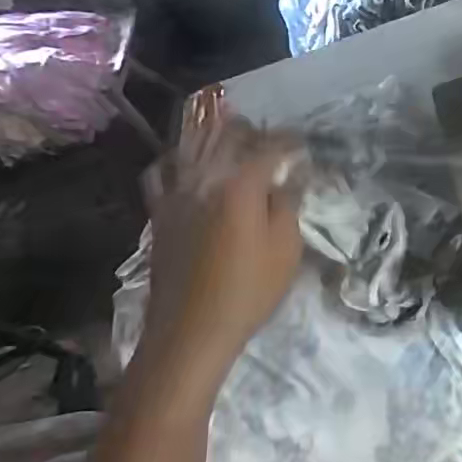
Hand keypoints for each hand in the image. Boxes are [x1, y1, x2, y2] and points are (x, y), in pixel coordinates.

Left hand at [138, 139, 305, 381]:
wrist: (191, 330)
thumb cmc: (248, 291)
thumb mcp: (286, 250)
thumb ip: (288, 204)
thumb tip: (292, 176)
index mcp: (240, 185)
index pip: (268, 147)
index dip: (288, 142)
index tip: (302, 146)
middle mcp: (204, 178)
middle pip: (227, 135)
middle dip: (253, 132)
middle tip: (272, 143)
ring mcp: (176, 192)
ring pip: (192, 144)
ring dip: (216, 135)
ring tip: (234, 141)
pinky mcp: (159, 211)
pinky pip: (161, 171)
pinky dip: (176, 159)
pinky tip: (189, 166)